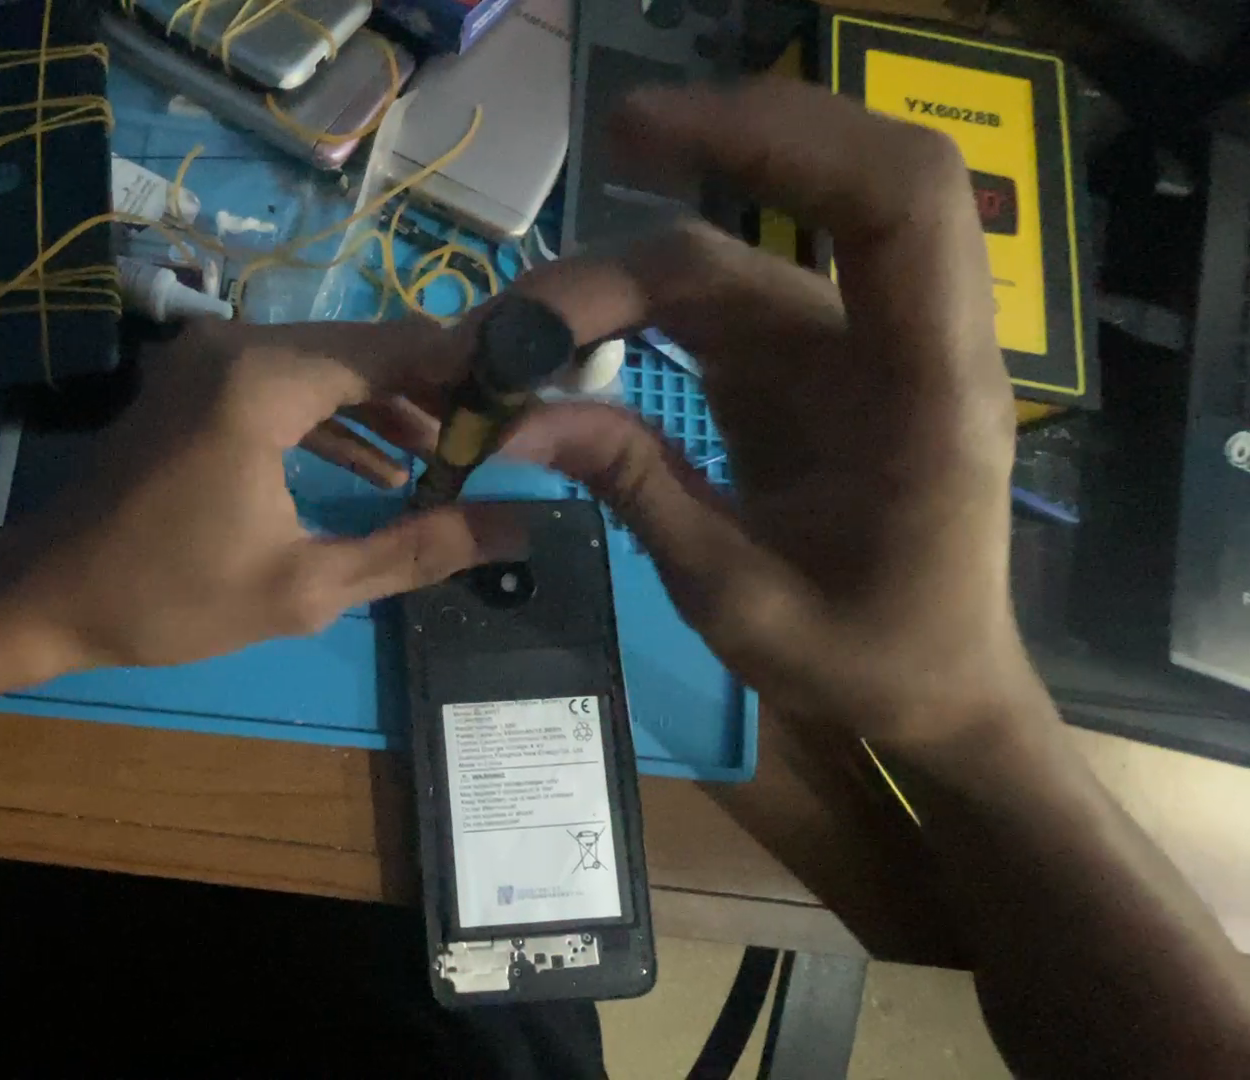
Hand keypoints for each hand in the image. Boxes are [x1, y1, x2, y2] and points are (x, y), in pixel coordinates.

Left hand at [10, 318, 525, 670]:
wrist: (49, 594)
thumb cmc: (169, 598)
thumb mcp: (304, 587)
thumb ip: (415, 550)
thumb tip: (516, 529)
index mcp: (263, 381)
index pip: (398, 345)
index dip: (468, 372)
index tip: (522, 409)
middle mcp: (238, 345)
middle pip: (365, 347)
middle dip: (434, 392)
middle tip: (492, 444)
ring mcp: (211, 358)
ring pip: (327, 364)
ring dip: (386, 407)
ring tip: (447, 461)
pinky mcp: (198, 383)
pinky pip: (286, 384)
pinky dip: (333, 417)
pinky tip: (379, 466)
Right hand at [500, 80, 1035, 744]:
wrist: (918, 689)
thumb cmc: (857, 655)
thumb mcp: (734, 592)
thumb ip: (636, 489)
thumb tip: (512, 418)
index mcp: (919, 389)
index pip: (883, 202)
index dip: (772, 137)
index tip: (628, 136)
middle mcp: (877, 343)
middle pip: (729, 253)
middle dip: (602, 271)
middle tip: (492, 333)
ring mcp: (824, 354)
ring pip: (696, 279)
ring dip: (591, 300)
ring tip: (499, 352)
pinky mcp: (780, 375)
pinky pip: (687, 320)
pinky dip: (612, 327)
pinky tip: (550, 353)